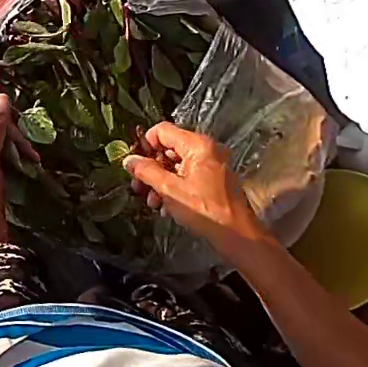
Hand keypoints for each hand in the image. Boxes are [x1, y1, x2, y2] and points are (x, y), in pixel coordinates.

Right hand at [123, 123, 269, 255]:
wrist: (238, 236)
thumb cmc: (204, 210)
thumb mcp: (169, 189)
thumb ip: (146, 171)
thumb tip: (128, 160)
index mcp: (198, 146)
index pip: (161, 131)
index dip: (144, 145)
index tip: (134, 164)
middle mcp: (207, 149)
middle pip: (167, 148)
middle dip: (149, 167)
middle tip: (137, 185)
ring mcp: (212, 164)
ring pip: (174, 163)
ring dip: (158, 180)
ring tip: (151, 200)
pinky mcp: (214, 178)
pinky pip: (186, 174)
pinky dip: (173, 186)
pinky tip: (165, 205)